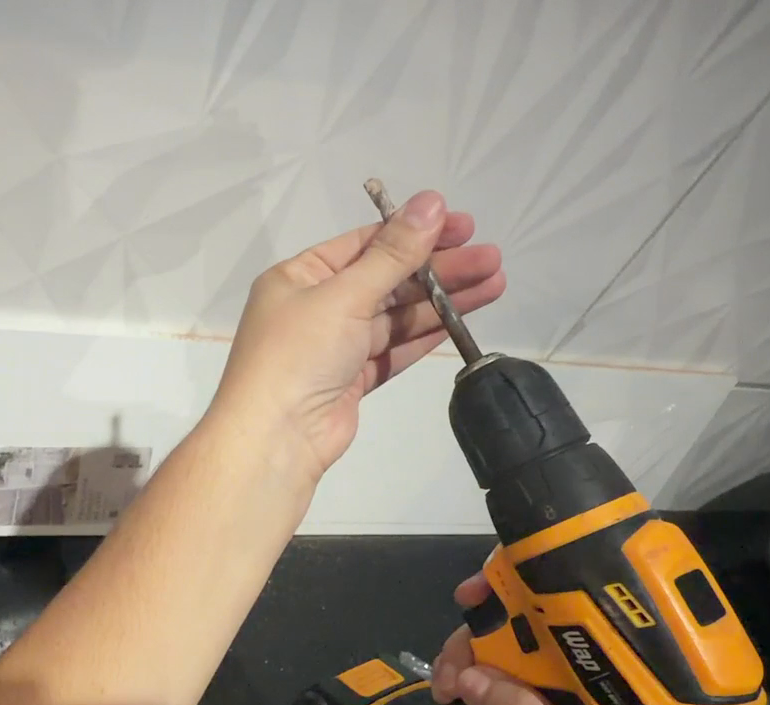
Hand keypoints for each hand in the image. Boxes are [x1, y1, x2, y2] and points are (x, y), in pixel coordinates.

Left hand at [207, 190, 503, 482]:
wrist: (274, 437)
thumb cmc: (297, 355)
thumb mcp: (343, 295)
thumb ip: (392, 255)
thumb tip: (432, 202)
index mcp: (298, 278)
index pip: (363, 245)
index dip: (413, 233)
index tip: (463, 226)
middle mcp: (313, 309)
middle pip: (384, 280)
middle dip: (438, 269)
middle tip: (491, 258)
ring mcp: (332, 347)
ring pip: (393, 317)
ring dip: (441, 301)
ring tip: (495, 284)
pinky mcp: (349, 381)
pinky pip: (391, 351)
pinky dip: (423, 336)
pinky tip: (460, 321)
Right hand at [431, 573, 655, 704]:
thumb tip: (471, 676)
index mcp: (599, 679)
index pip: (565, 616)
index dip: (521, 590)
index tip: (478, 590)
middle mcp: (566, 676)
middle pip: (513, 627)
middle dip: (475, 634)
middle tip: (452, 666)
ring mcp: (530, 695)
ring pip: (485, 653)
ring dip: (457, 661)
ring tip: (444, 689)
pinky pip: (470, 683)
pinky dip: (452, 682)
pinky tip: (443, 695)